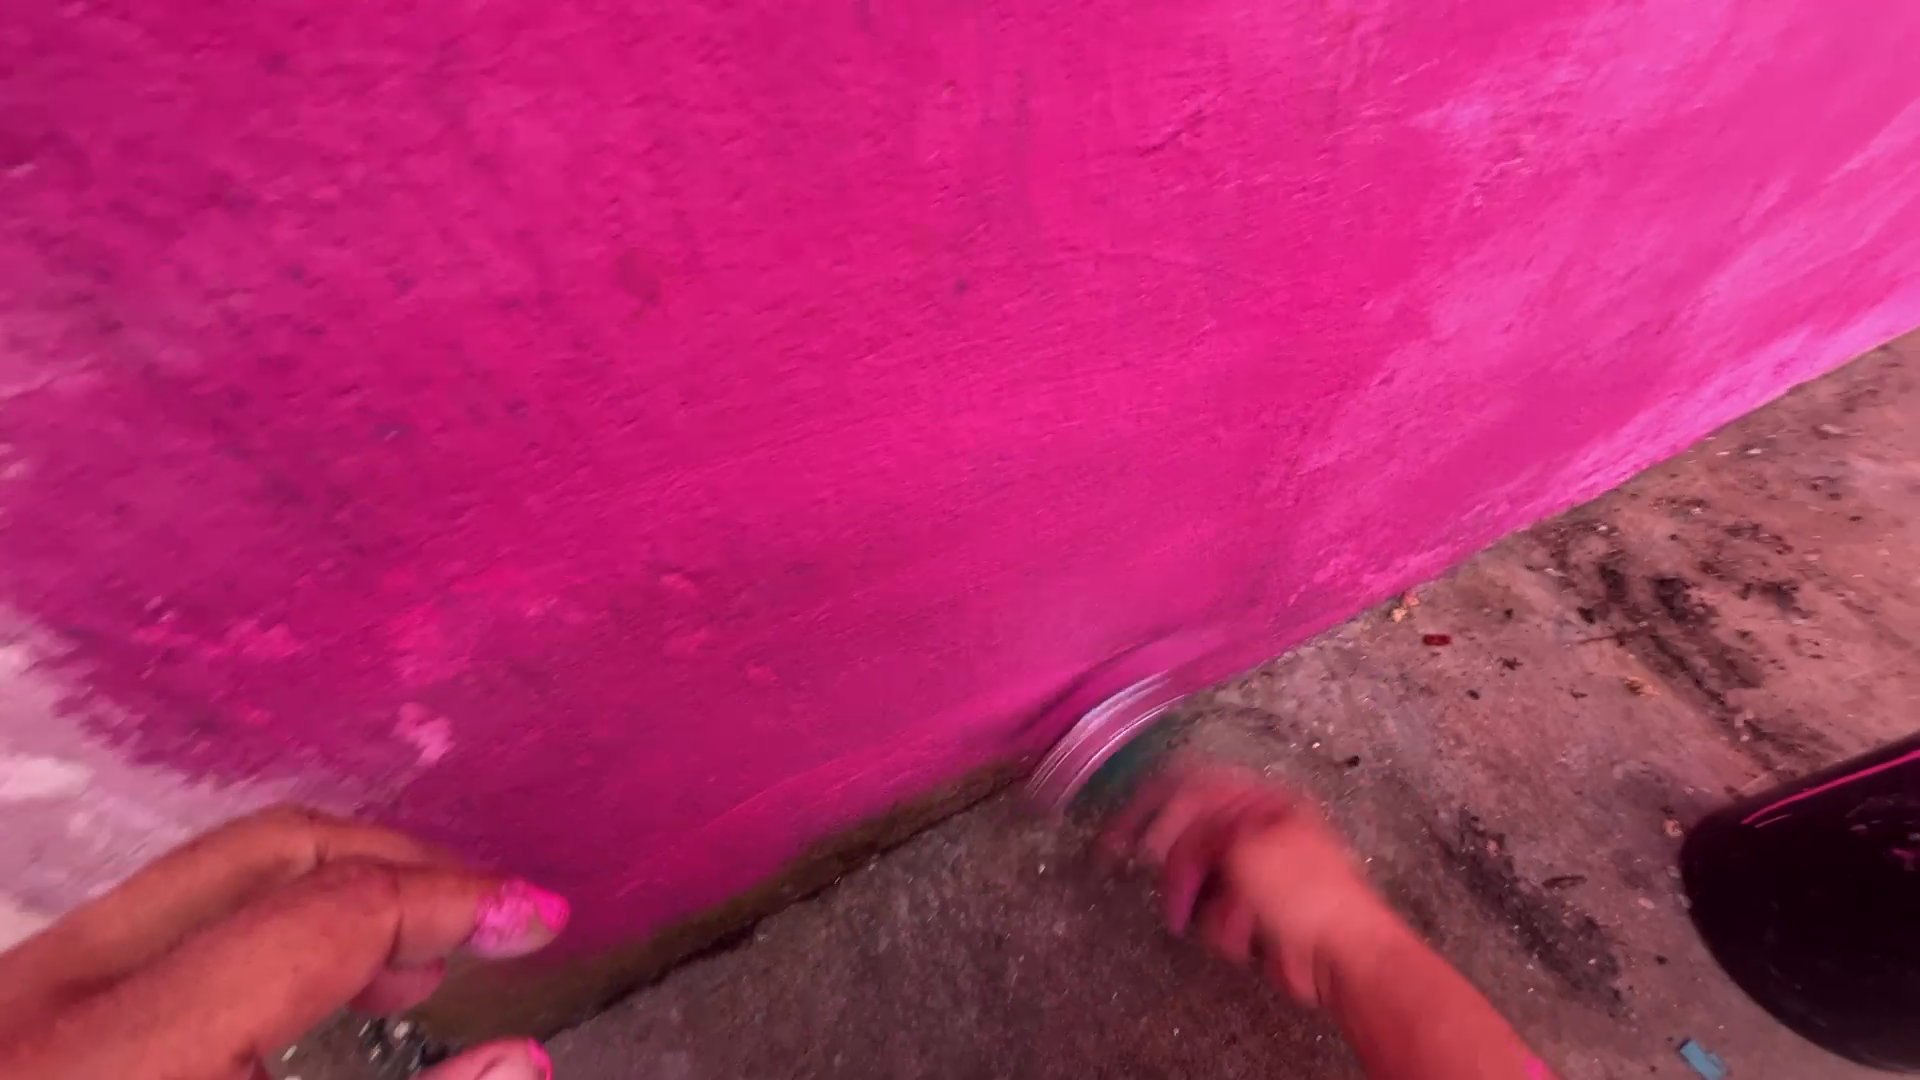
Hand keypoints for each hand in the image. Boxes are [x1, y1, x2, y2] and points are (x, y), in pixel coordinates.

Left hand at [0, 805, 568, 1079]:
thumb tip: (525, 1059)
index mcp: (95, 1068)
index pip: (330, 914)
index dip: (460, 903)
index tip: (542, 920)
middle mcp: (28, 1003)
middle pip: (278, 848)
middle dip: (413, 866)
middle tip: (489, 915)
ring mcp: (2, 996)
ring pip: (223, 868)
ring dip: (353, 886)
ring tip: (420, 948)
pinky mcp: (1, 1008)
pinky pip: (175, 919)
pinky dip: (280, 920)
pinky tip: (318, 979)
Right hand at [1102, 766, 1407, 1006]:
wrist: (1349, 961)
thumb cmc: (1306, 893)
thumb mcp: (1242, 843)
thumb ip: (1196, 825)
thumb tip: (1160, 827)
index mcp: (1260, 799)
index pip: (1189, 784)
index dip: (1150, 804)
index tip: (1121, 833)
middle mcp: (1255, 826)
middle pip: (1189, 834)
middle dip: (1180, 871)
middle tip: (1174, 899)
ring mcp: (1256, 868)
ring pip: (1199, 875)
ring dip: (1206, 905)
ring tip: (1227, 930)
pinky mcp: (1254, 907)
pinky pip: (1215, 907)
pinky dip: (1221, 925)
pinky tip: (1244, 939)